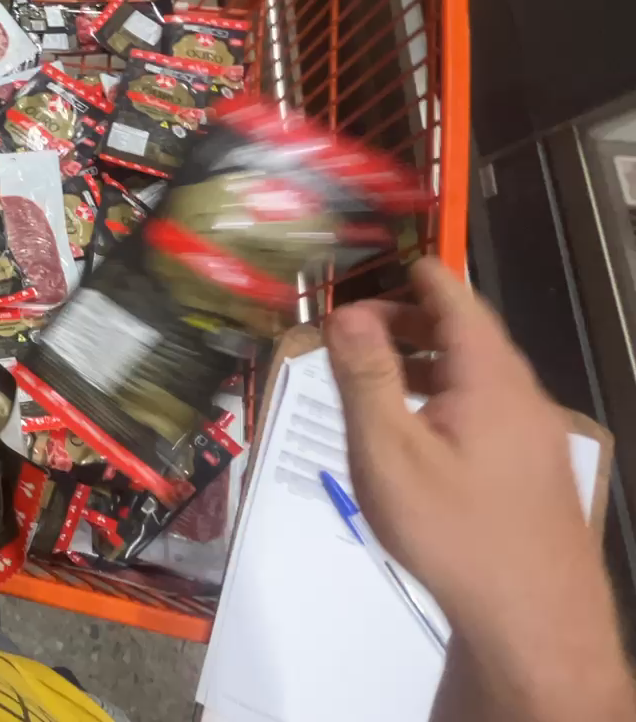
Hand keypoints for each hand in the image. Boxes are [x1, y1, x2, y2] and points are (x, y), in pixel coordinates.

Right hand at [325, 258, 634, 720]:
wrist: (532, 621)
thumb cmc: (449, 526)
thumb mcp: (387, 447)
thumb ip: (366, 375)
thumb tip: (346, 314)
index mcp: (492, 387)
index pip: (461, 309)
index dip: (426, 278)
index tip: (393, 256)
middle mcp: (523, 402)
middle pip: (467, 338)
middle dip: (406, 318)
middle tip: (344, 325)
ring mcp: (533, 437)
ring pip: (472, 373)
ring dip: (417, 355)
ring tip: (361, 366)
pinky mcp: (529, 467)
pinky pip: (478, 404)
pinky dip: (434, 387)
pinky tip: (401, 414)